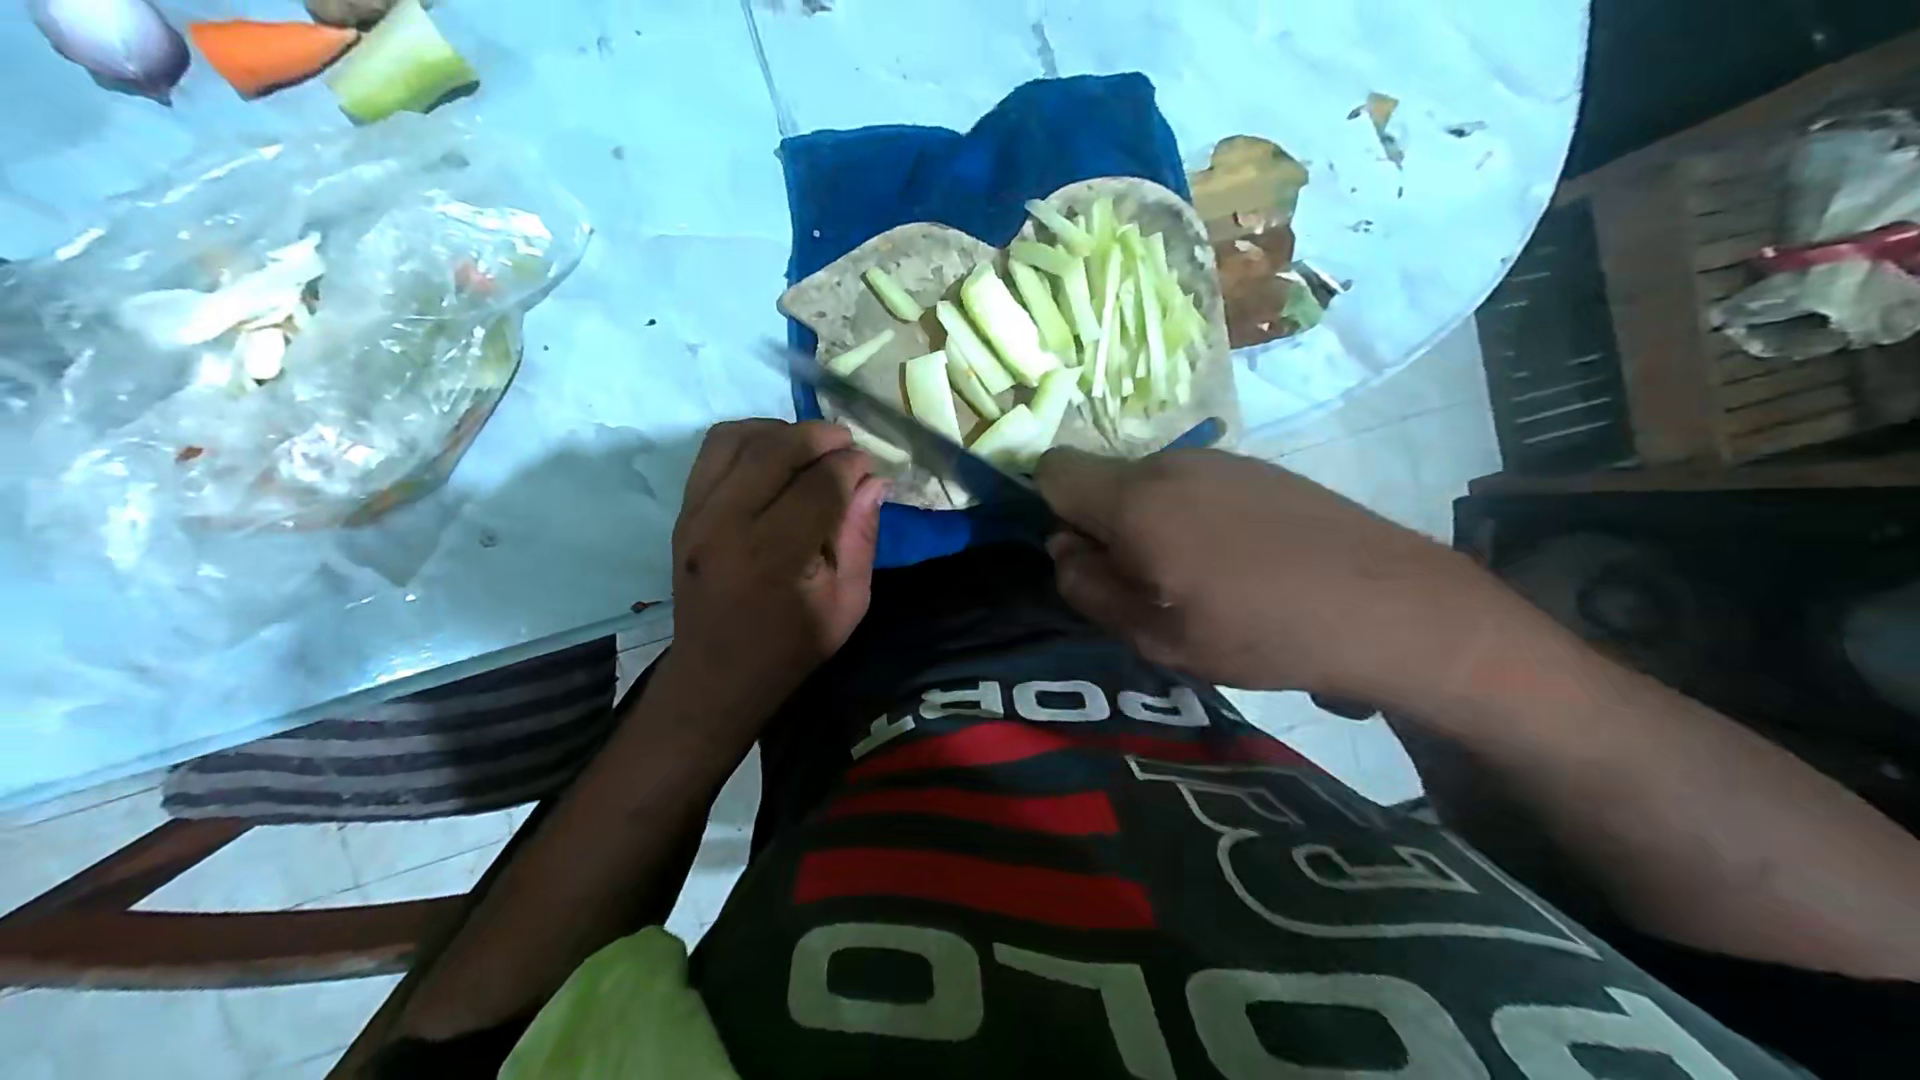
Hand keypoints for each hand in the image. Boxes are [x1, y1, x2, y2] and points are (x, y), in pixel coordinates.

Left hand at [663, 420, 886, 719]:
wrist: (717, 674)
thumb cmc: (791, 646)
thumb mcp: (847, 603)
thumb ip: (861, 537)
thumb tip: (872, 480)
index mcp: (775, 557)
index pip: (820, 484)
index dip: (852, 466)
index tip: (869, 469)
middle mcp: (727, 525)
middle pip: (777, 449)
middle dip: (821, 436)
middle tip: (846, 444)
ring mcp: (697, 514)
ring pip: (738, 437)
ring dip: (782, 431)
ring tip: (810, 446)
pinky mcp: (684, 511)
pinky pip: (714, 451)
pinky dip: (749, 439)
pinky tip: (775, 455)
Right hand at [1034, 447, 1519, 704]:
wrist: (1393, 609)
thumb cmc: (1262, 633)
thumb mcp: (1157, 637)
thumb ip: (1090, 589)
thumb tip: (1062, 548)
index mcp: (1136, 500)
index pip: (1052, 470)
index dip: (1050, 511)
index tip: (1084, 558)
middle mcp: (1170, 463)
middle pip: (1101, 479)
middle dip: (1101, 525)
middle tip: (1142, 583)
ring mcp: (1219, 460)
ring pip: (1147, 483)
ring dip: (1148, 523)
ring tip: (1196, 579)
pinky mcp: (1257, 468)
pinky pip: (1192, 484)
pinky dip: (1188, 516)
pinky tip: (1236, 561)